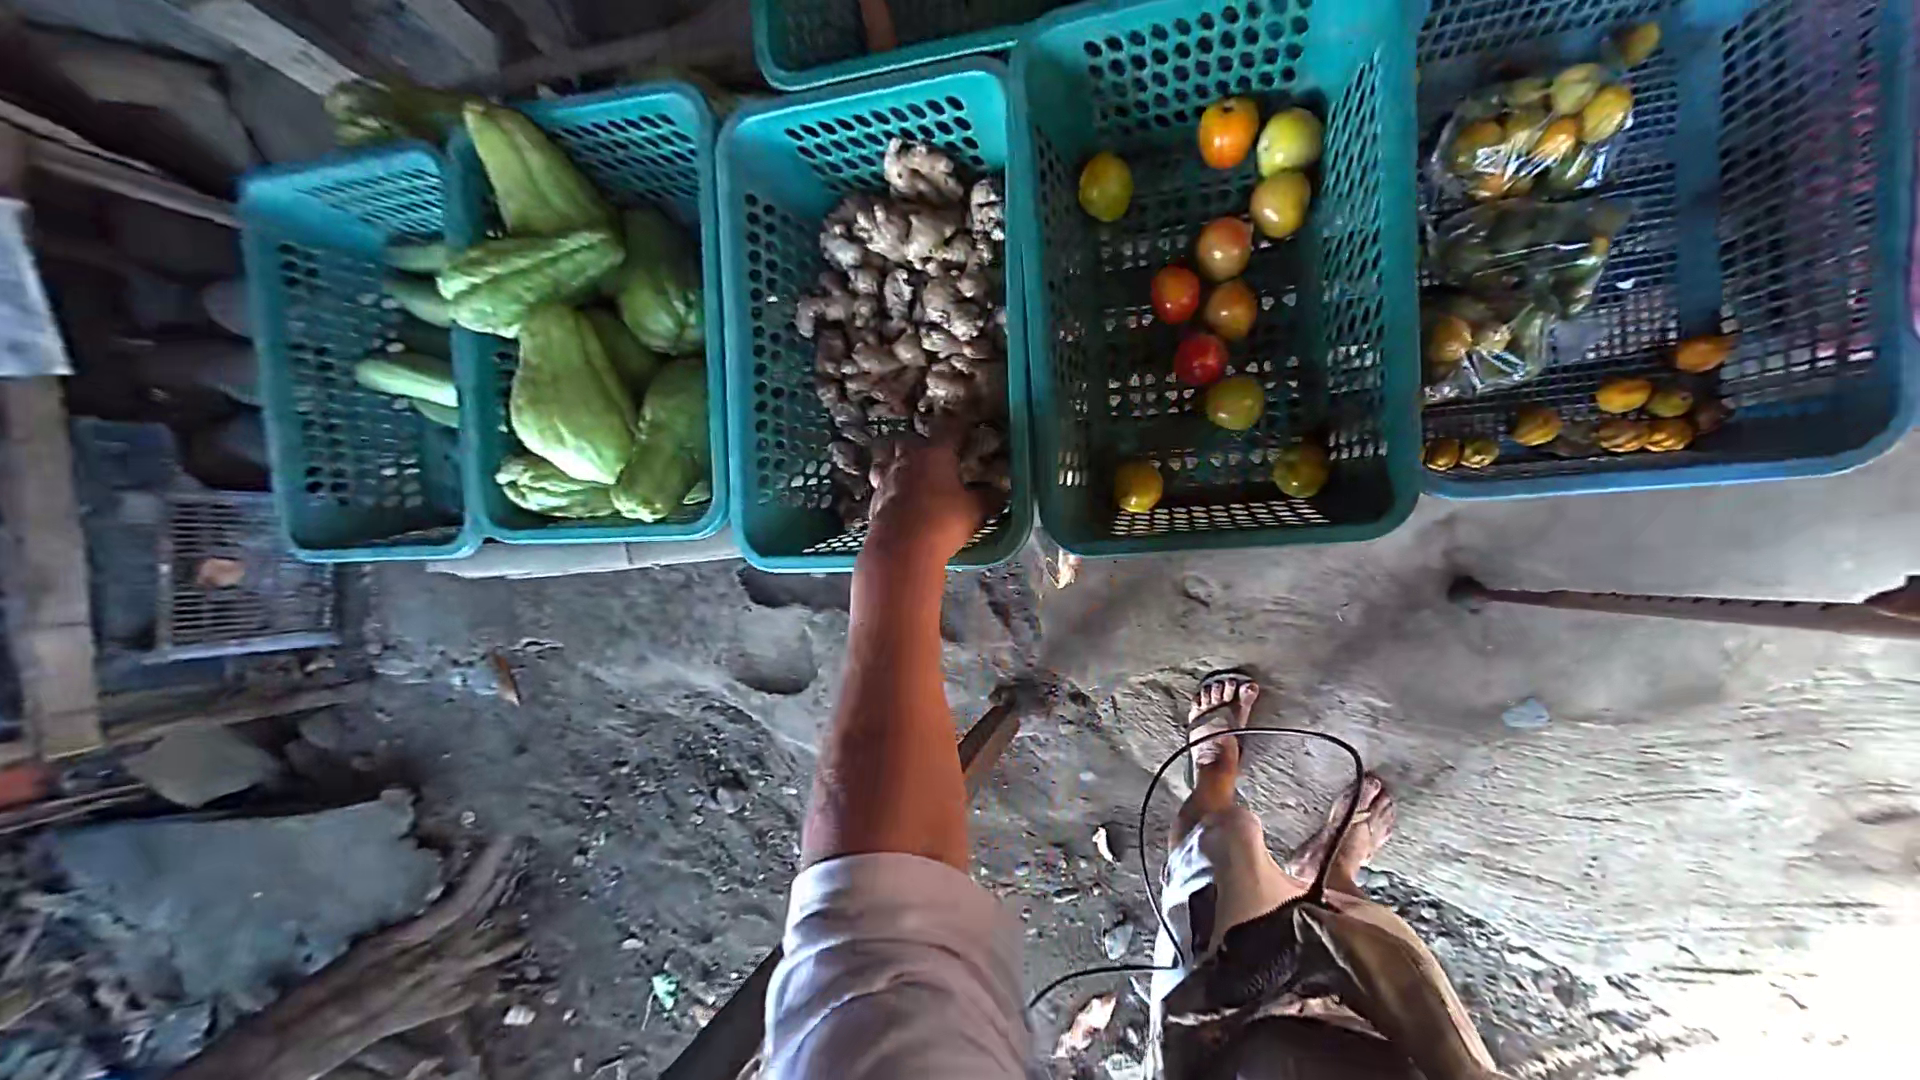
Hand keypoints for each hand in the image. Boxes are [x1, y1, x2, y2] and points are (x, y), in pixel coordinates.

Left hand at [865, 428, 995, 563]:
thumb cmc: (942, 522)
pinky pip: (882, 485)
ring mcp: (886, 478)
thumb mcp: (974, 510)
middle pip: (910, 440)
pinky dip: (890, 488)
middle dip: (921, 444)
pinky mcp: (874, 500)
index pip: (949, 429)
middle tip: (934, 455)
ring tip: (910, 472)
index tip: (967, 429)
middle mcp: (907, 459)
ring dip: (899, 463)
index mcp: (934, 453)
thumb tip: (999, 493)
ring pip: (888, 459)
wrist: (901, 549)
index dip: (960, 427)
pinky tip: (899, 498)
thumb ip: (988, 498)